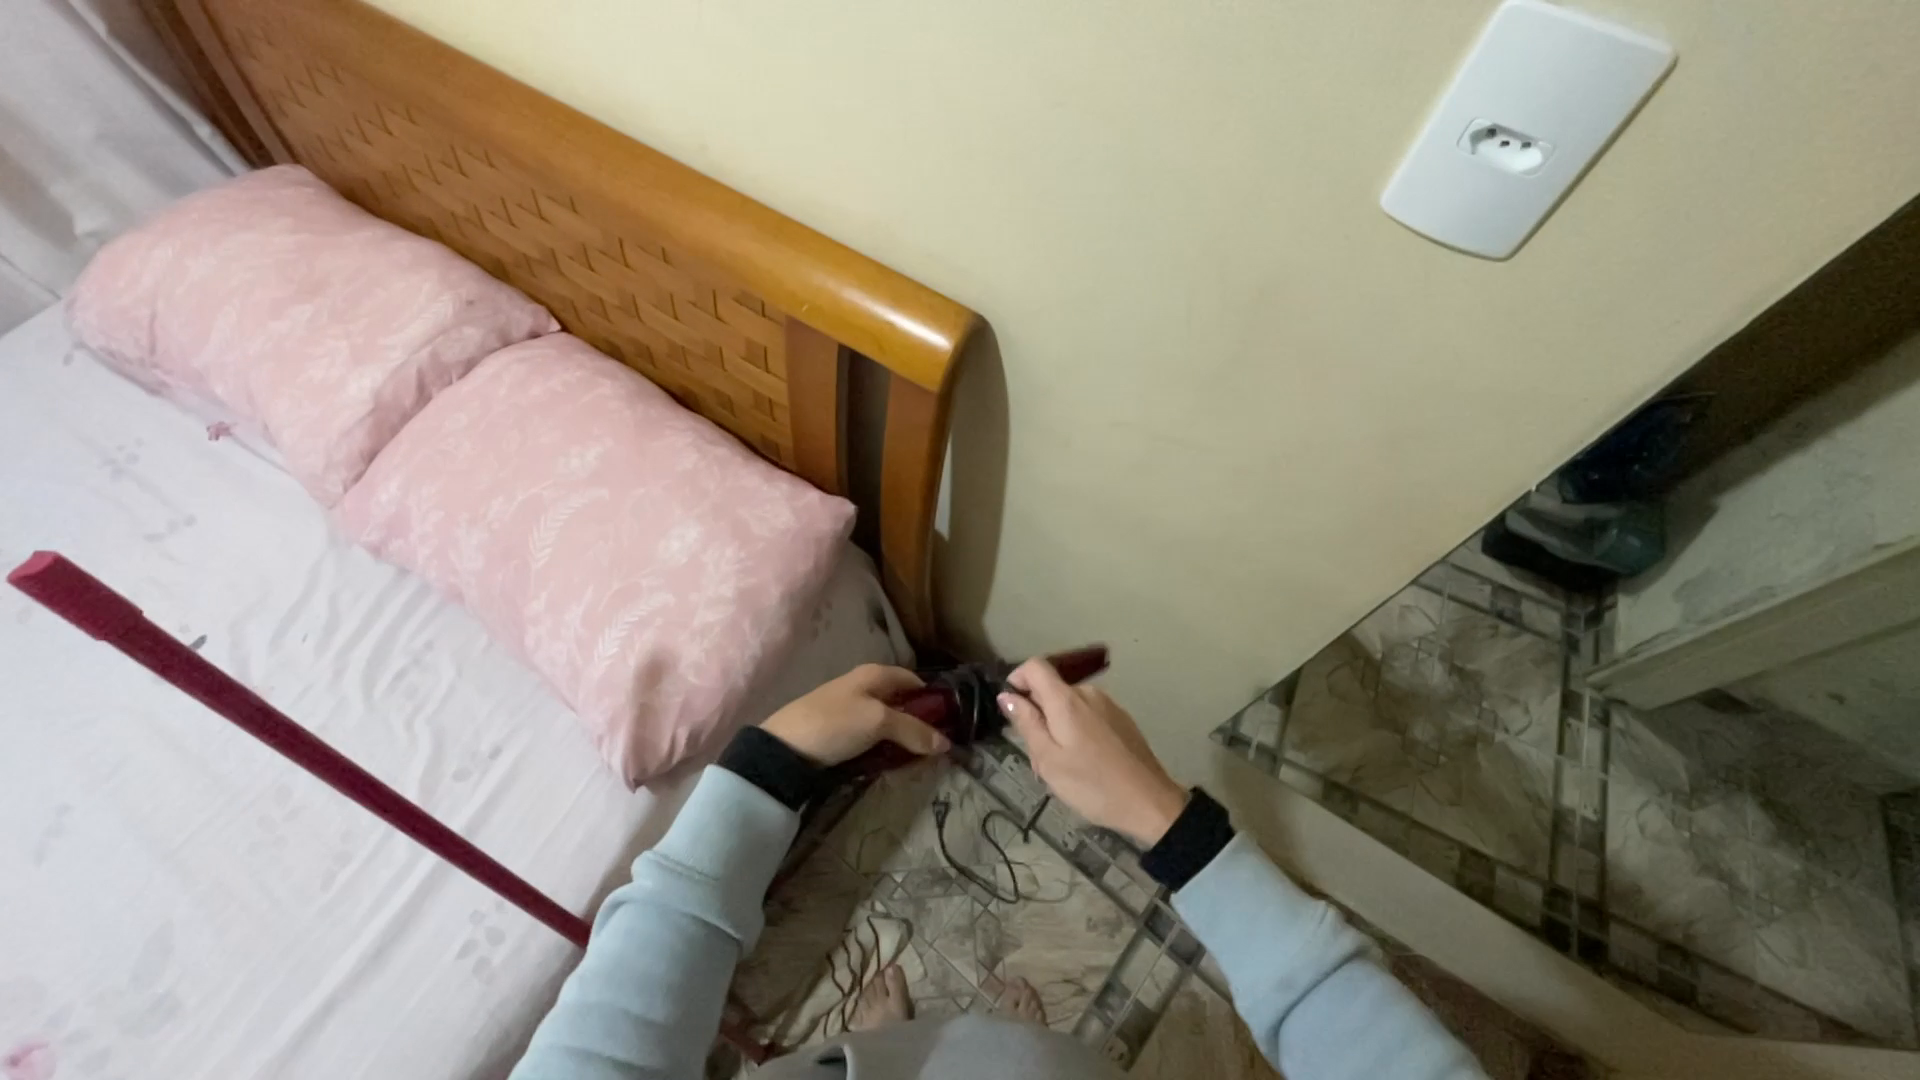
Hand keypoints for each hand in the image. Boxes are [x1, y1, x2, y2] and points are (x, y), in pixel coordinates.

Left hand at [762, 664, 950, 765]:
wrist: (784, 748)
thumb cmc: (835, 723)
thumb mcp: (878, 722)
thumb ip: (913, 730)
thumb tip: (946, 743)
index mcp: (874, 674)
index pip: (913, 680)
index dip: (932, 698)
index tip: (951, 721)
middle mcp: (864, 686)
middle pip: (901, 702)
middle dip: (920, 721)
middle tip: (939, 745)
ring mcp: (851, 709)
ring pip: (888, 721)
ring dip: (903, 737)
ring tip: (921, 757)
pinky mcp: (841, 732)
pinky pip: (873, 736)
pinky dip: (885, 746)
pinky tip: (893, 760)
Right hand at [997, 659, 1187, 847]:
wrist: (1150, 802)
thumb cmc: (1093, 785)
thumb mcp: (1049, 760)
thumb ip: (1026, 723)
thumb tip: (1006, 695)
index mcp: (1066, 699)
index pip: (1034, 666)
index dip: (1017, 680)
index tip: (1011, 709)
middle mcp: (1088, 693)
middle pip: (1051, 689)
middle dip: (1037, 715)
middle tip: (1038, 757)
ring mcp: (1108, 705)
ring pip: (1069, 705)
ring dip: (1056, 727)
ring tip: (1061, 767)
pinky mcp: (1121, 719)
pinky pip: (1088, 715)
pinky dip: (1076, 731)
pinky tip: (1084, 764)